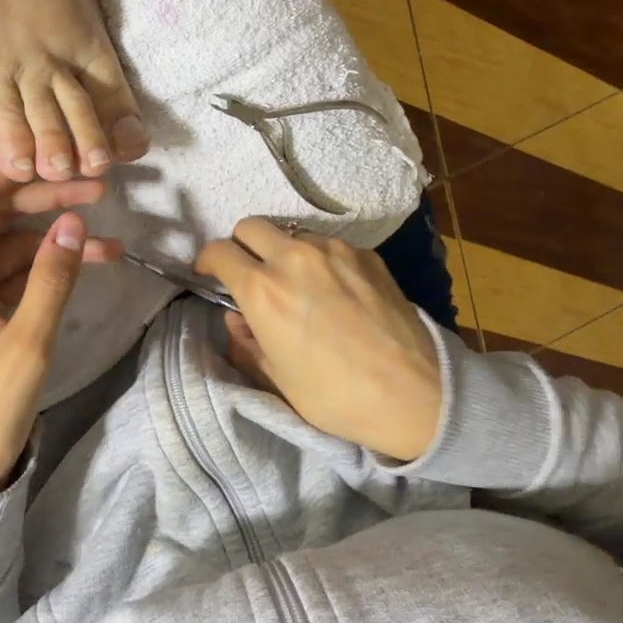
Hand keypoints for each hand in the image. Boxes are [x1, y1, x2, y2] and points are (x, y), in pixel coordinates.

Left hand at [0, 164, 120, 492]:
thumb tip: (73, 221)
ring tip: (110, 236)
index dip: (11, 173)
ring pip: (10, 245)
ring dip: (55, 238)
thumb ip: (51, 280)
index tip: (58, 158)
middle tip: (98, 190)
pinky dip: (50, 267)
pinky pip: (16, 274)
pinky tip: (93, 262)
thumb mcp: (25, 345)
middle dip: (44, 200)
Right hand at [195, 219, 442, 461]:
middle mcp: (294, 257)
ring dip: (284, 251)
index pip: (219, 251)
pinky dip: (320, 260)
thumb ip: (248, 341)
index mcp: (263, 290)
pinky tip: (335, 290)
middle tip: (249, 272)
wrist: (414, 393)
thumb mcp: (279, 378)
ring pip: (293, 234)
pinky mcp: (366, 254)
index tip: (208, 272)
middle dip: (242, 245)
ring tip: (298, 283)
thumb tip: (236, 317)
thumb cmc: (337, 396)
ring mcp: (334, 250)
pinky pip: (330, 246)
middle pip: (252, 226)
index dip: (207, 260)